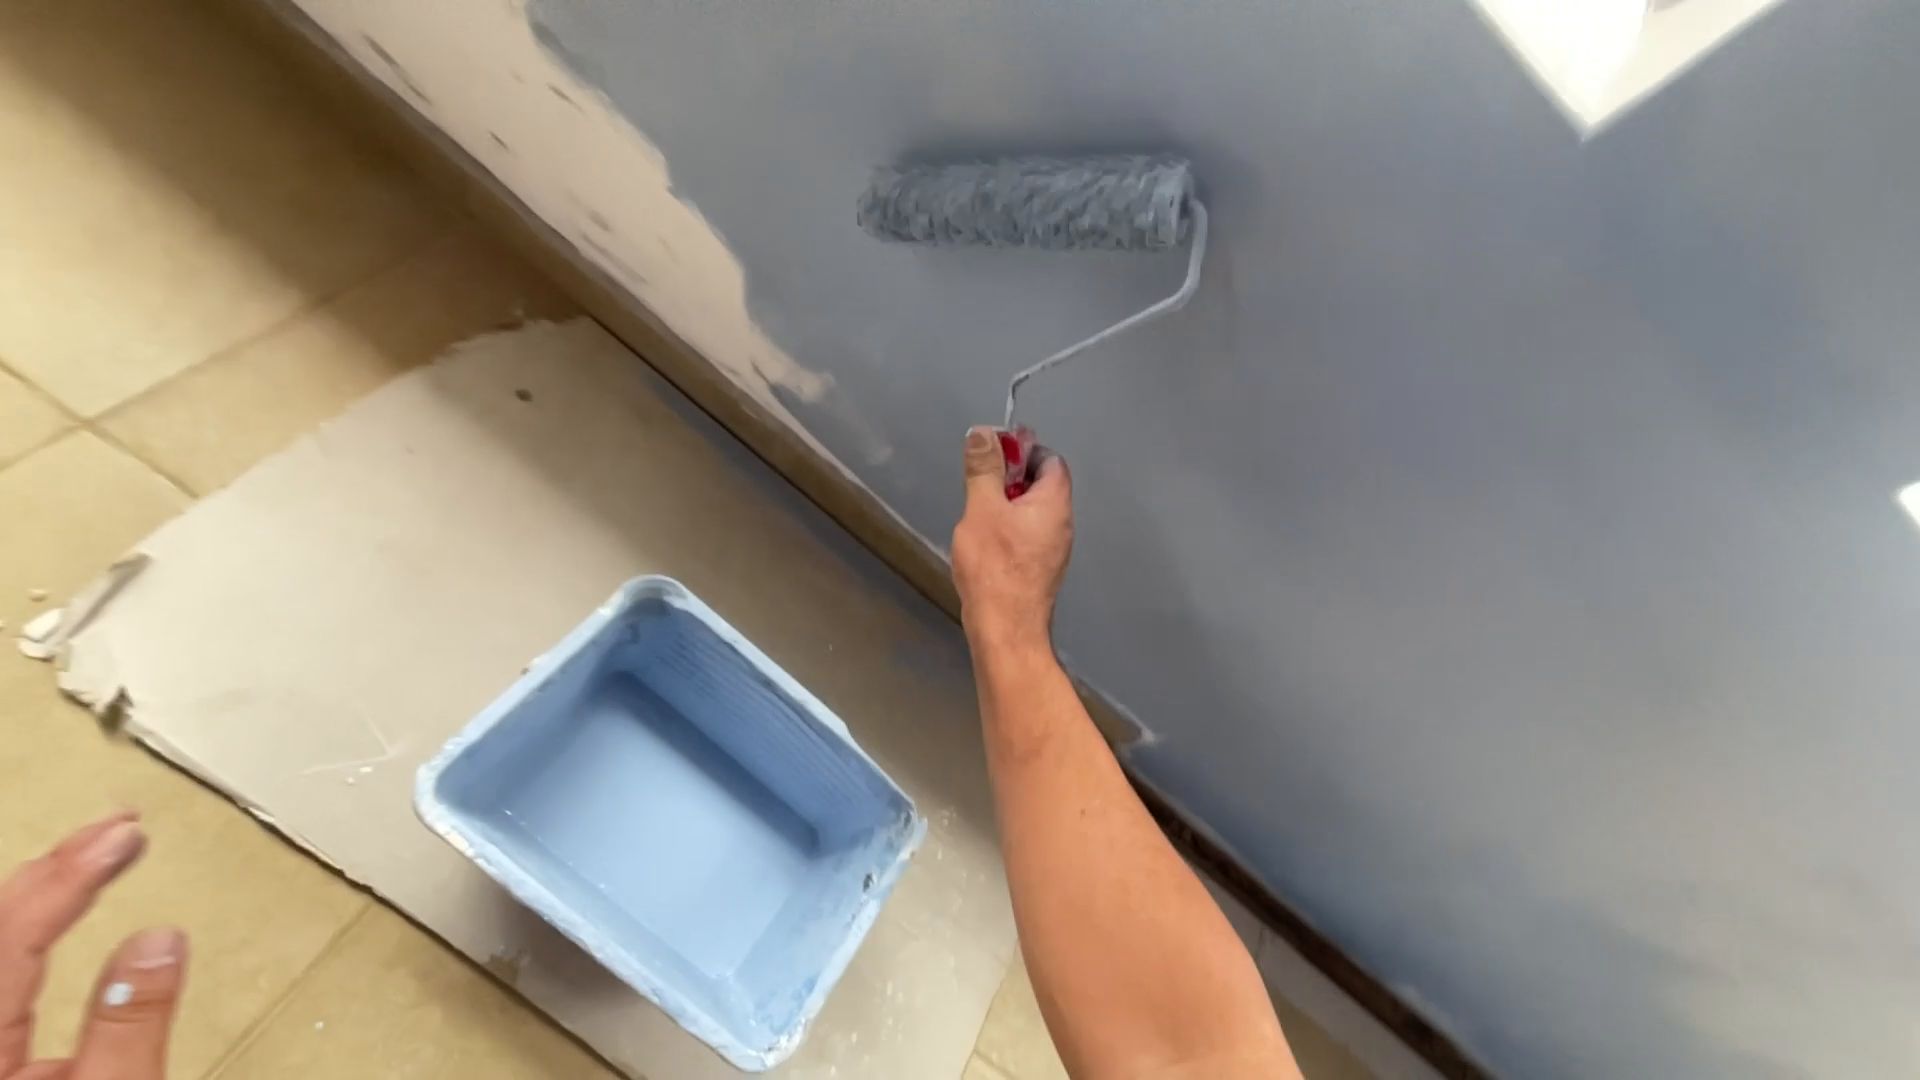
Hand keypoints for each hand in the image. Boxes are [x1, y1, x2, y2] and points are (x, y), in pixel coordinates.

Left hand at [1, 812, 186, 1079]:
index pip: (11, 944)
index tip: (124, 832)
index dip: (68, 878)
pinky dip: (14, 937)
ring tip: (77, 860)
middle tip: (110, 831)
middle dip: (44, 876)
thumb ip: (132, 1025)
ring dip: (24, 901)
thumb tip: (157, 938)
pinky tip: (34, 920)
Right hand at [953, 426, 1073, 650]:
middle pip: (1042, 485)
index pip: (1050, 460)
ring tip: (977, 515)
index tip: (993, 455)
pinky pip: (1026, 536)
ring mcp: (1053, 550)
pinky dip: (1007, 530)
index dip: (1023, 450)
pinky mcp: (1040, 570)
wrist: (1005, 628)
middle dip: (1009, 478)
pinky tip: (983, 543)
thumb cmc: (994, 565)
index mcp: (1055, 503)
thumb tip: (983, 433)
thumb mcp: (982, 508)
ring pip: (1031, 512)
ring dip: (1005, 506)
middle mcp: (1062, 524)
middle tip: (979, 486)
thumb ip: (984, 469)